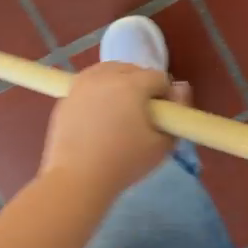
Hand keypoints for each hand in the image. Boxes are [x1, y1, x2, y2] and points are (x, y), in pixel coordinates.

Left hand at [38, 63, 187, 196]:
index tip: (163, 117)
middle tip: (142, 115)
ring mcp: (82, 84)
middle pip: (133, 70)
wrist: (77, 178)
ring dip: (119, 84)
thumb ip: (178, 114)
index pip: (159, 77)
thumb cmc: (124, 162)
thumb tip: (181, 89)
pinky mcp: (65, 97)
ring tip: (120, 111)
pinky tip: (98, 117)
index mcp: (132, 84)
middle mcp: (105, 76)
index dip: (166, 96)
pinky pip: (89, 85)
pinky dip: (98, 93)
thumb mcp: (162, 144)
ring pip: (108, 72)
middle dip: (142, 86)